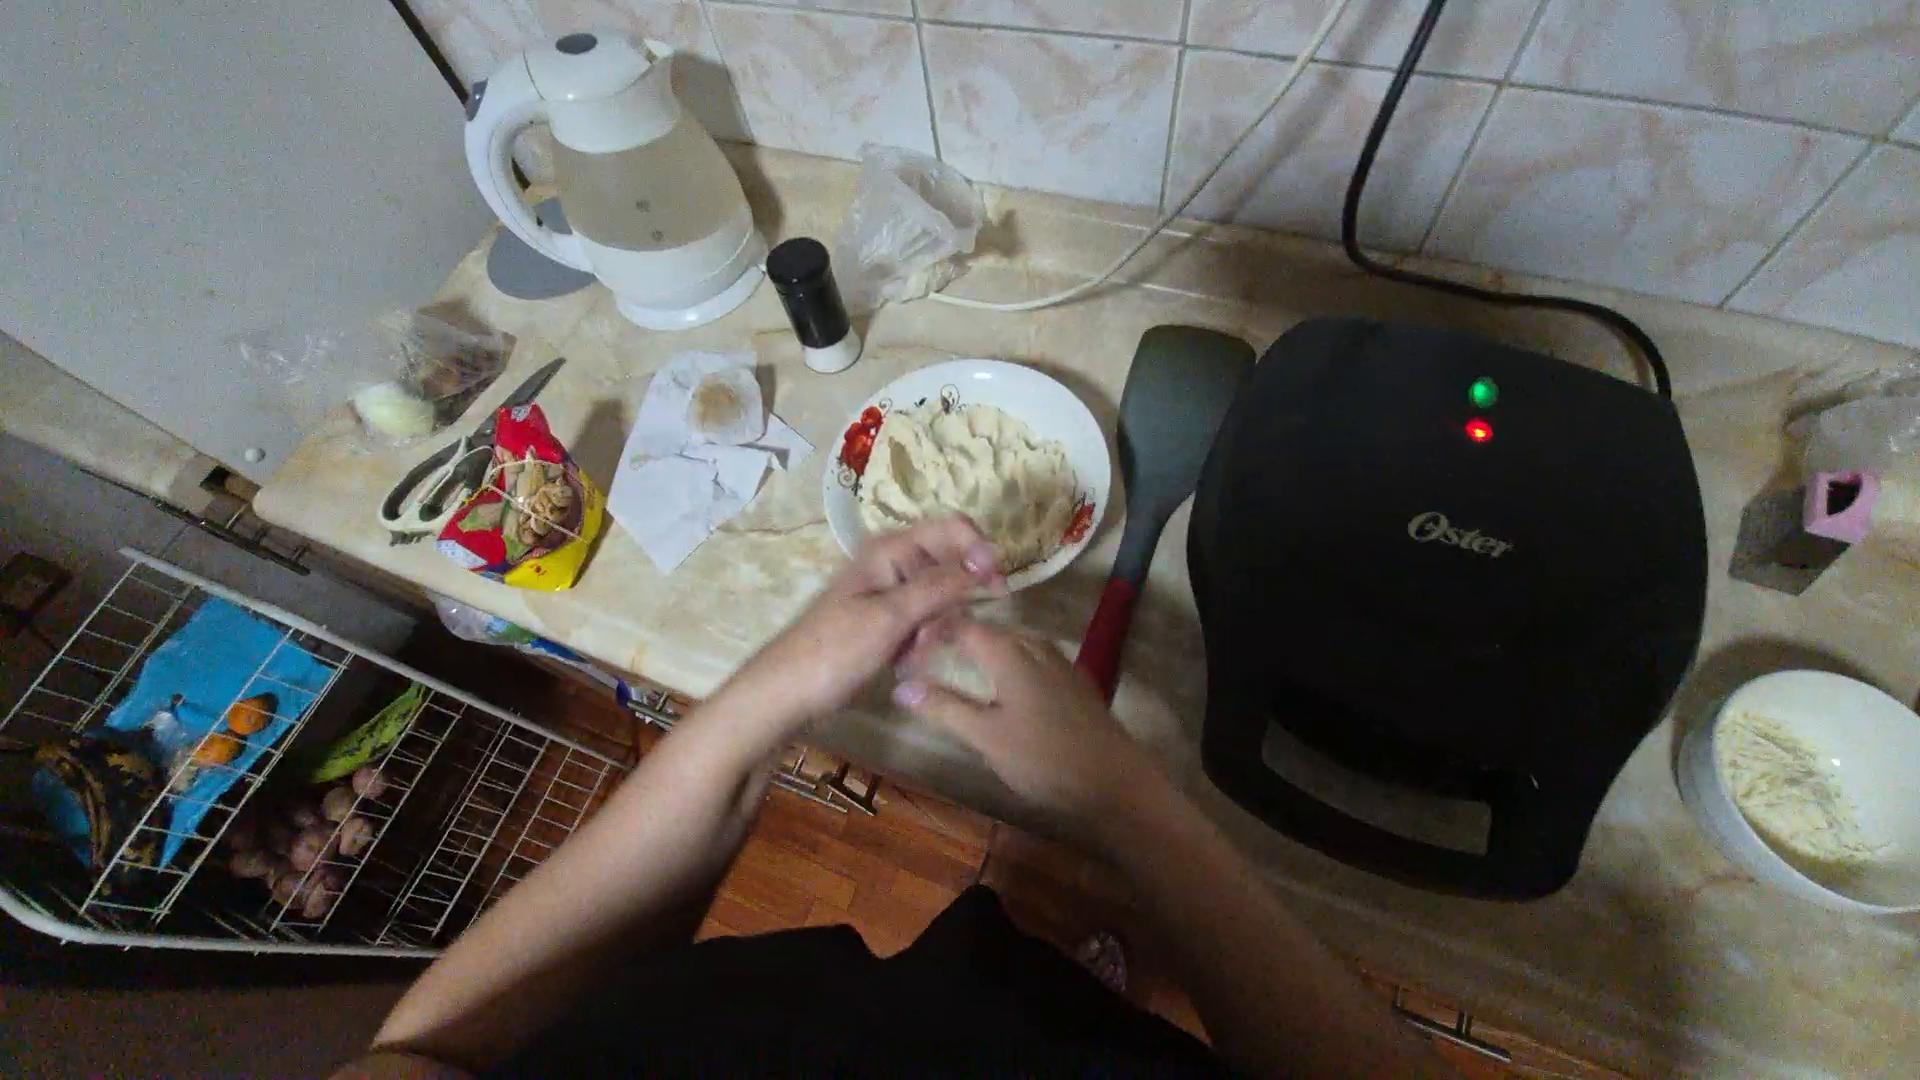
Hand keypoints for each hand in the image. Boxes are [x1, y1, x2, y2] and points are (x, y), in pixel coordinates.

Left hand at [717, 516, 1004, 735]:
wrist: (787, 693)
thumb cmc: (834, 651)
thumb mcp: (891, 617)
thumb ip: (940, 587)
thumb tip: (987, 560)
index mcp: (890, 549)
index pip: (953, 528)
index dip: (981, 551)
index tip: (997, 588)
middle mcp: (892, 562)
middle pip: (950, 566)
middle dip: (953, 602)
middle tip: (937, 637)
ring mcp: (889, 592)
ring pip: (940, 598)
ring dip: (935, 627)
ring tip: (913, 655)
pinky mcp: (886, 620)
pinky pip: (923, 621)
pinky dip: (922, 640)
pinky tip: (904, 662)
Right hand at [891, 620, 1161, 827]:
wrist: (1115, 782)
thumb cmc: (1044, 758)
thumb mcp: (986, 736)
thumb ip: (944, 707)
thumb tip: (900, 686)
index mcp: (1009, 651)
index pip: (961, 624)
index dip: (931, 630)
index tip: (906, 647)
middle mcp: (1034, 645)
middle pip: (987, 630)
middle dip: (955, 639)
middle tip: (925, 657)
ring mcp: (1059, 662)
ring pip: (1011, 643)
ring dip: (982, 651)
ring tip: (957, 668)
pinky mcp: (1074, 681)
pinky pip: (1031, 658)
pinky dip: (1007, 664)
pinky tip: (1002, 686)